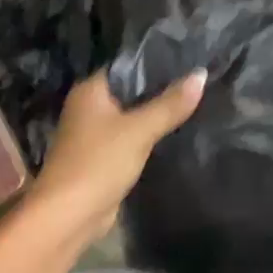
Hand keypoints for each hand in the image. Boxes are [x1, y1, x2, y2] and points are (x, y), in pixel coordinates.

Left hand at [26, 69, 206, 237]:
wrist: (70, 212)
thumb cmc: (99, 162)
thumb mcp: (139, 130)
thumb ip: (169, 104)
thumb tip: (201, 74)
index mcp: (89, 90)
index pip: (126, 66)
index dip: (156, 63)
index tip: (191, 60)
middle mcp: (88, 106)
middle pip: (129, 92)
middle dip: (161, 90)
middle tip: (202, 81)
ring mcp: (93, 133)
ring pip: (131, 116)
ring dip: (156, 114)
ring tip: (198, 102)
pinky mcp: (102, 157)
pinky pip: (130, 138)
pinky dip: (148, 136)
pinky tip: (176, 132)